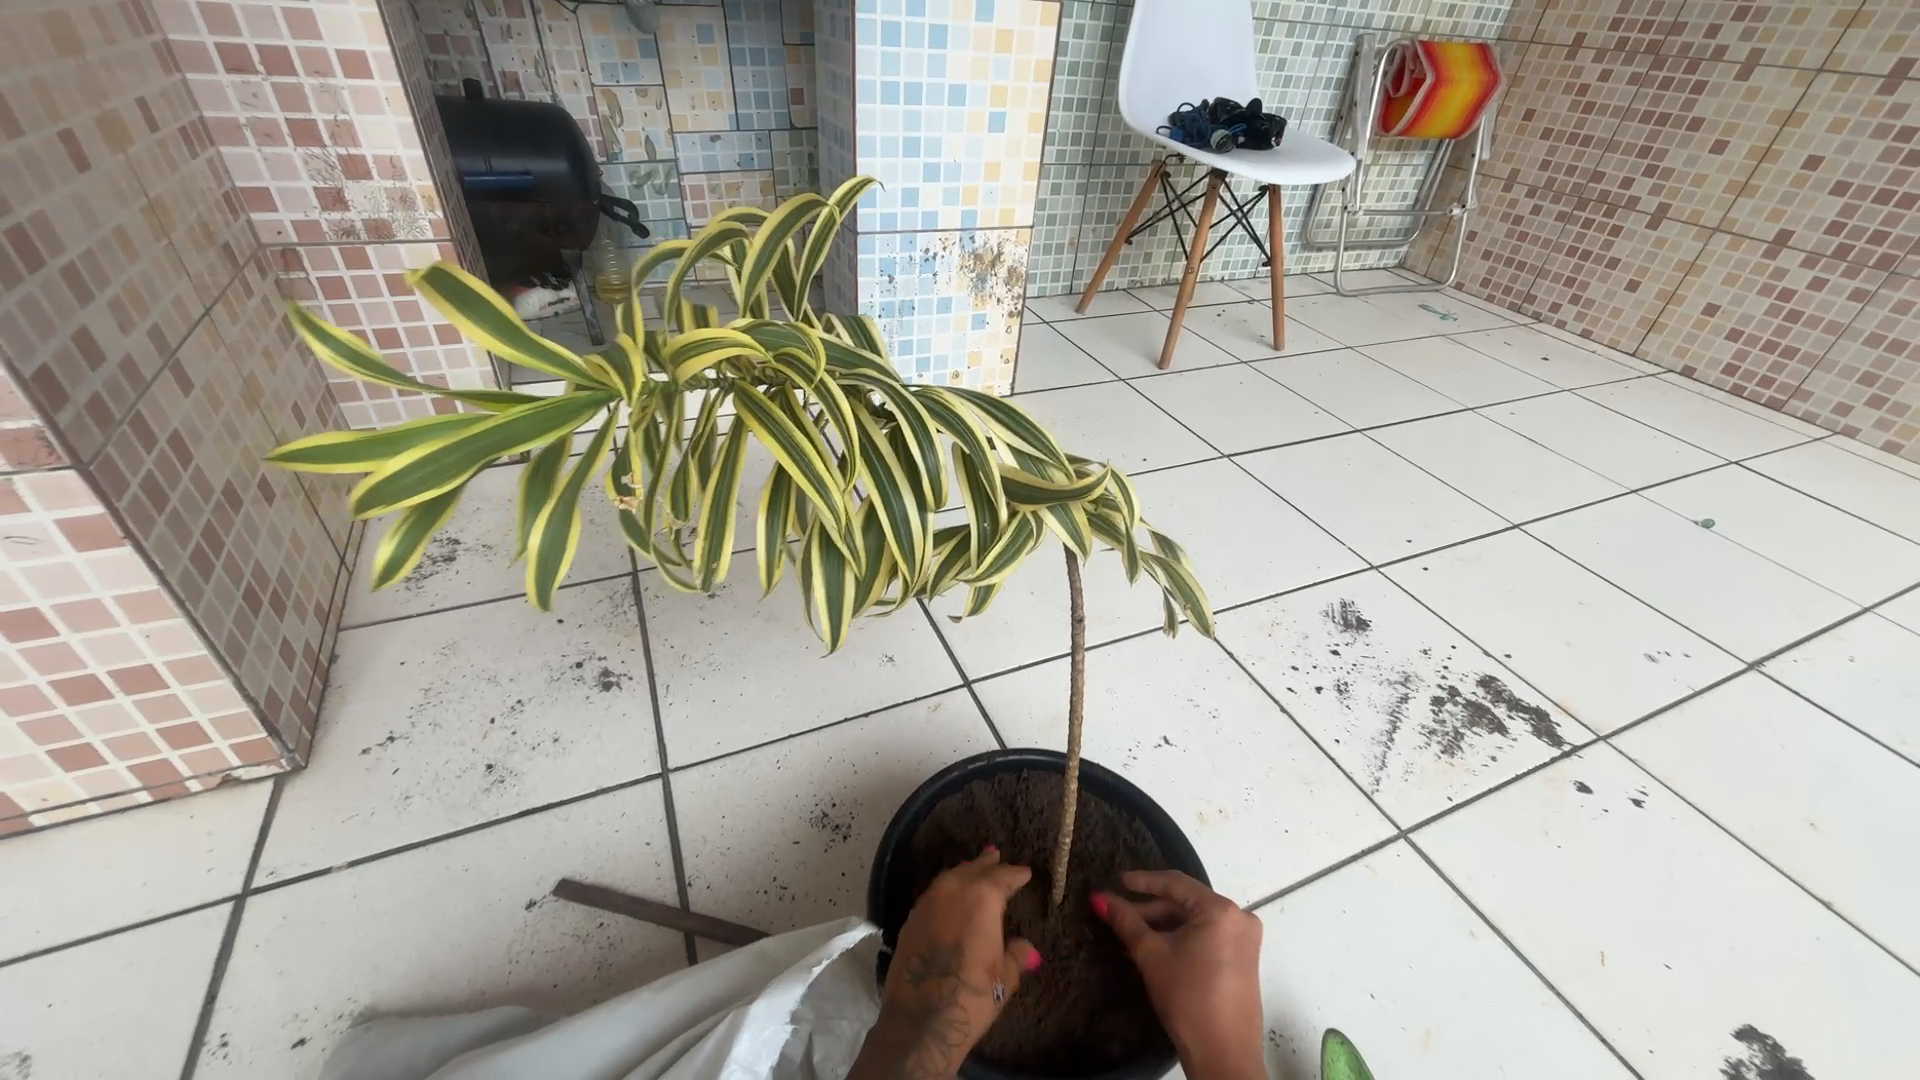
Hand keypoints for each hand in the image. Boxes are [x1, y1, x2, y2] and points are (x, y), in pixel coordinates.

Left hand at [850, 847, 1040, 1079]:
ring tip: (973, 870)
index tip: (1025, 873)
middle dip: (987, 864)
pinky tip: (950, 899)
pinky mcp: (910, 919)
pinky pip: (934, 894)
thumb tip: (1026, 948)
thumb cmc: (971, 996)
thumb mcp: (1005, 978)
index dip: (1016, 874)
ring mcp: (927, 902)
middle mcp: (953, 889)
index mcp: (982, 896)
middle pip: (973, 869)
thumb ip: (1017, 955)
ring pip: (950, 878)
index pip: (1003, 876)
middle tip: (996, 855)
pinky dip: (946, 891)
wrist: (919, 1020)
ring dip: (964, 873)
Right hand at [1094, 871, 1264, 1079]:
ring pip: (1196, 920)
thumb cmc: (1187, 998)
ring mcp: (1245, 939)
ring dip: (1164, 924)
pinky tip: (1157, 947)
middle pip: (1186, 902)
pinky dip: (1182, 937)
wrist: (1223, 1056)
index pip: (1175, 883)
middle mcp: (1239, 917)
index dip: (1142, 881)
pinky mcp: (1245, 958)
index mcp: (1220, 910)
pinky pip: (1208, 935)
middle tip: (1120, 914)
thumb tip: (1100, 897)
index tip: (1117, 881)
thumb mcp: (1151, 954)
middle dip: (1151, 908)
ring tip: (1133, 933)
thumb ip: (1125, 920)